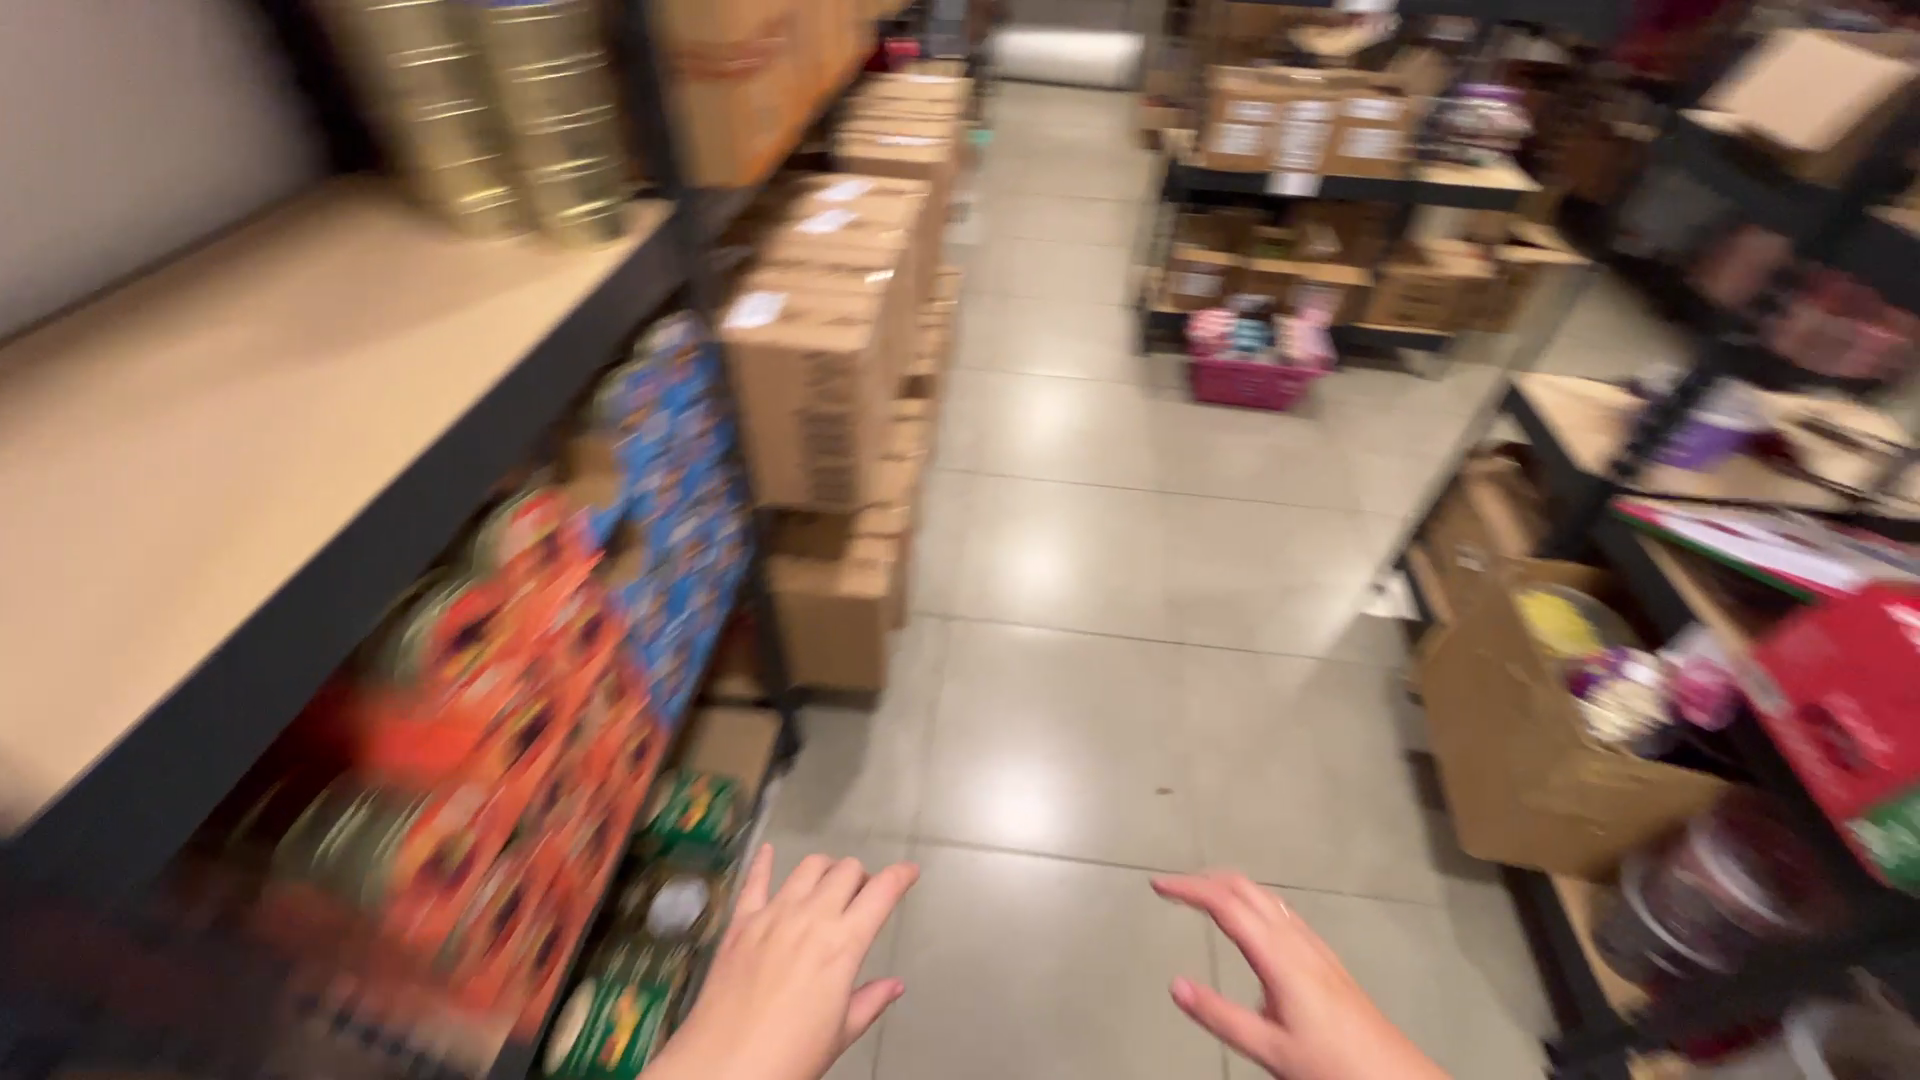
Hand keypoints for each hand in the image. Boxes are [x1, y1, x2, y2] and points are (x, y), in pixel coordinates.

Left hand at [646, 846, 918, 1079]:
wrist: (722, 1071)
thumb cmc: (788, 1058)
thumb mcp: (840, 1035)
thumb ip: (870, 1002)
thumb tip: (894, 986)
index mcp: (843, 944)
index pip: (882, 892)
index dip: (901, 876)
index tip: (910, 871)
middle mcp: (811, 917)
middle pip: (847, 870)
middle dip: (861, 877)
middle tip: (862, 895)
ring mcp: (773, 915)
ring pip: (809, 867)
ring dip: (826, 869)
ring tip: (827, 884)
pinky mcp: (741, 922)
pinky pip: (755, 880)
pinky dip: (764, 863)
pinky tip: (769, 852)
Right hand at [1152, 872, 1449, 1079]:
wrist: (1398, 1079)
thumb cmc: (1332, 1064)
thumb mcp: (1269, 1050)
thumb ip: (1220, 1016)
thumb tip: (1175, 984)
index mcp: (1277, 955)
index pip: (1224, 903)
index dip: (1188, 887)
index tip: (1158, 884)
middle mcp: (1295, 939)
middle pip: (1245, 887)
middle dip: (1204, 878)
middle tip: (1173, 887)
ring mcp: (1313, 945)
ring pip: (1264, 895)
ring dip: (1228, 885)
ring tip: (1201, 895)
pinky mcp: (1324, 956)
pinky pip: (1280, 910)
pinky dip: (1250, 899)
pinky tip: (1250, 919)